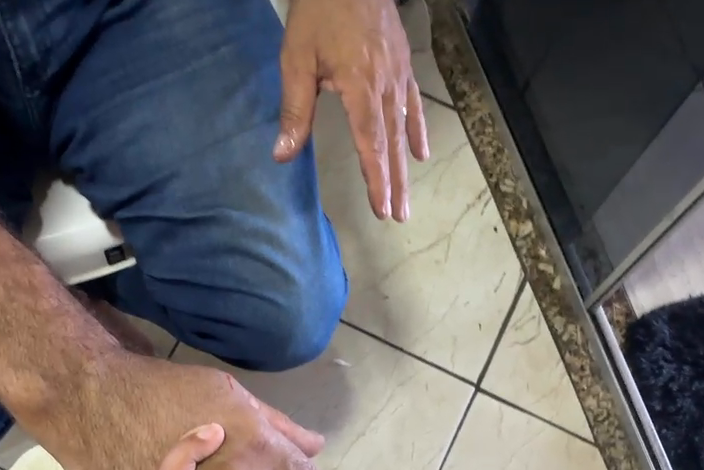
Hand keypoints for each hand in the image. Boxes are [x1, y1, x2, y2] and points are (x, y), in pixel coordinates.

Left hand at [275, 0, 430, 221]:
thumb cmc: (319, 10)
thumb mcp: (297, 59)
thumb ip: (294, 110)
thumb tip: (282, 155)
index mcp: (360, 88)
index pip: (371, 145)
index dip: (376, 179)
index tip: (381, 208)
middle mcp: (385, 86)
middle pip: (392, 144)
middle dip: (395, 183)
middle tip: (399, 216)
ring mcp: (397, 74)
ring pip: (404, 128)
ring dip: (406, 166)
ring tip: (407, 197)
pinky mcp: (402, 63)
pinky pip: (413, 103)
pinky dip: (418, 129)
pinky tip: (421, 152)